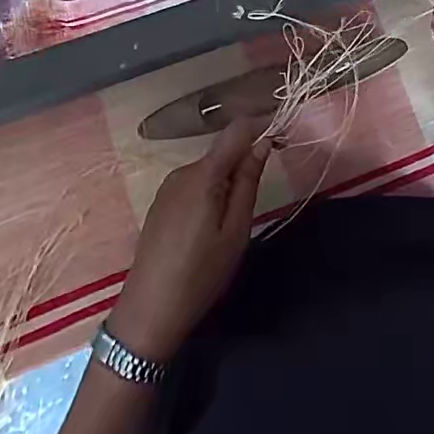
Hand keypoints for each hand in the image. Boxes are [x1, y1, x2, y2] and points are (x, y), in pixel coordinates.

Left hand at [107, 119, 273, 363]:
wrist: (150, 308)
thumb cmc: (201, 272)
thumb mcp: (235, 230)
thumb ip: (248, 182)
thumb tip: (262, 143)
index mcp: (203, 174)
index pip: (235, 131)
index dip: (261, 125)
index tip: (283, 135)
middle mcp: (182, 171)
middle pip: (221, 153)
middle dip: (245, 164)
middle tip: (260, 198)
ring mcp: (168, 186)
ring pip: (208, 171)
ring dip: (226, 183)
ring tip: (232, 224)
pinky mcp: (161, 202)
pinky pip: (193, 186)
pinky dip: (210, 194)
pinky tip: (209, 229)